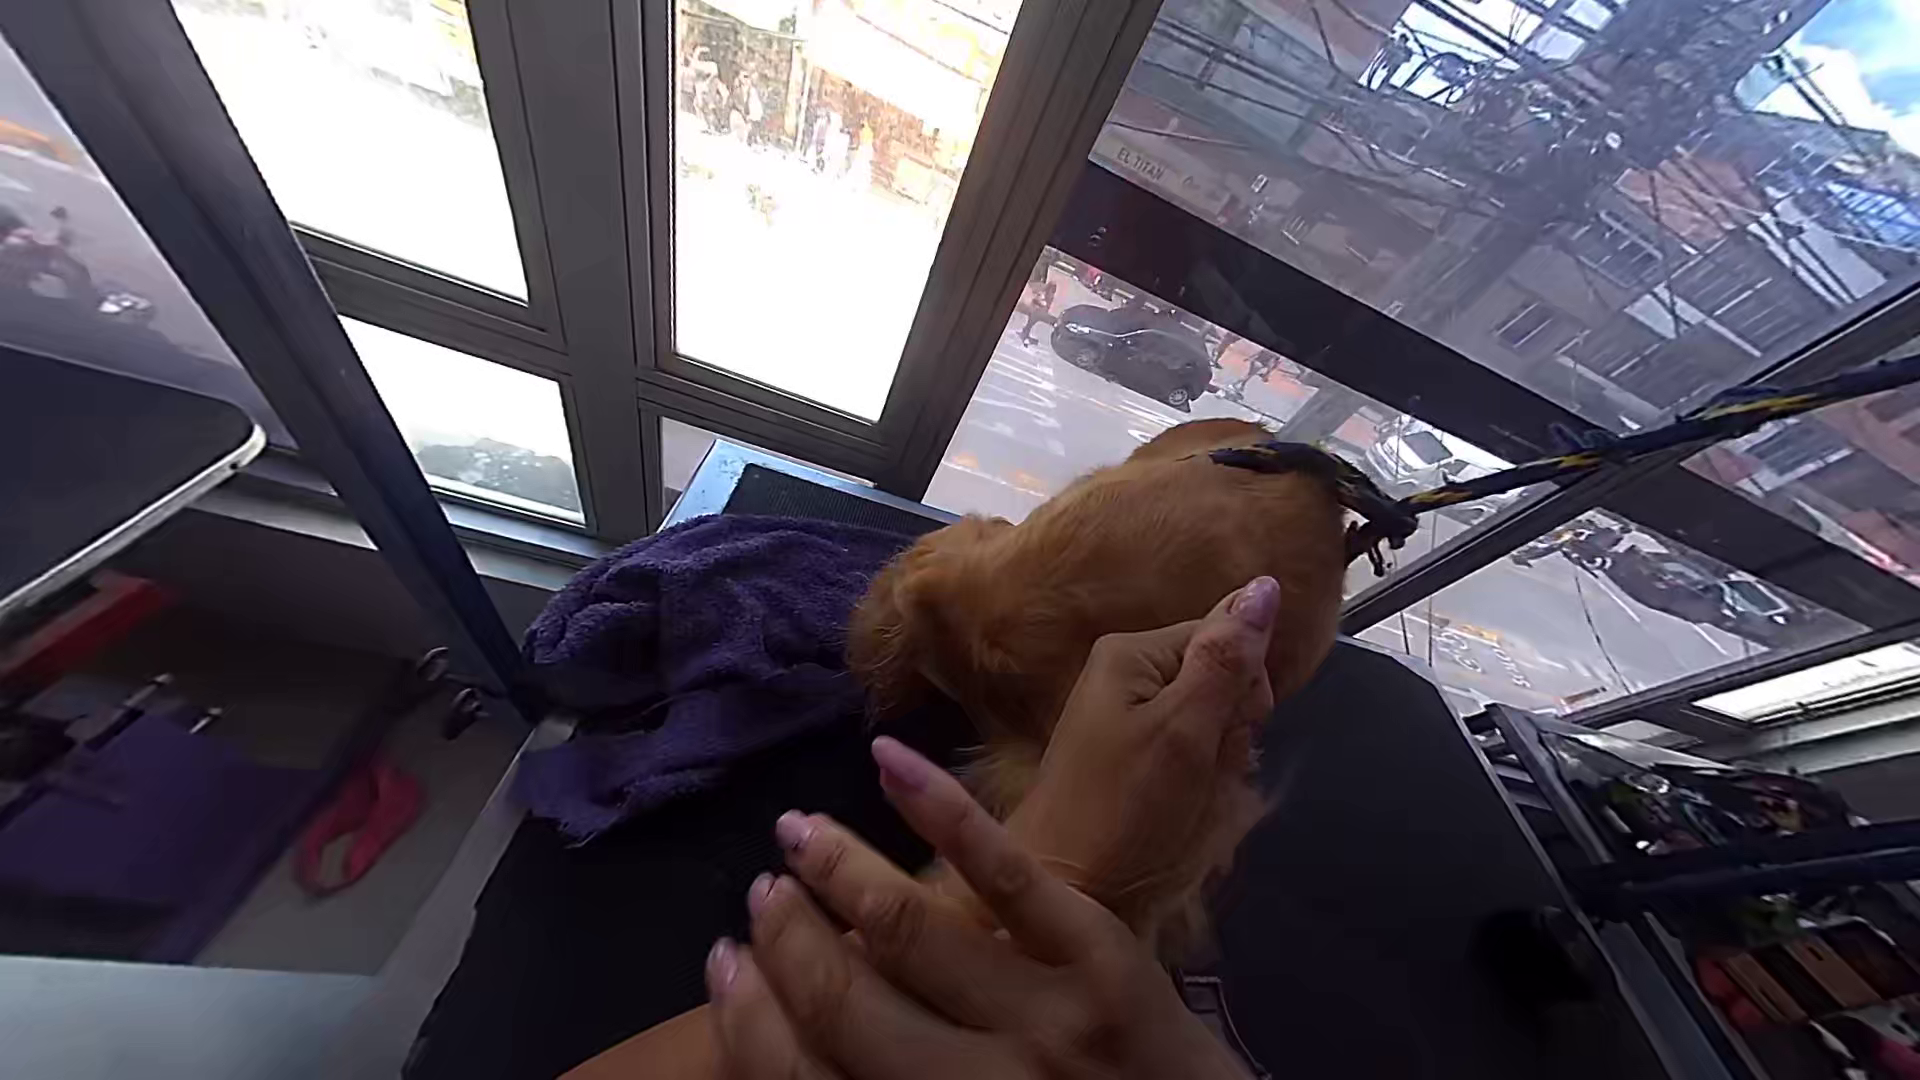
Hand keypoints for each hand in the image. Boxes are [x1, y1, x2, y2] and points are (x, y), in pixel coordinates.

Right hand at [705, 739, 1251, 1079]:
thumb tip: (805, 1037)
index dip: (749, 1024)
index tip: (722, 963)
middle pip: (850, 1002)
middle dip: (789, 939)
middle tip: (763, 887)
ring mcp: (1039, 1017)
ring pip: (909, 928)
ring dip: (839, 870)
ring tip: (797, 830)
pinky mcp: (1092, 951)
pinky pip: (1000, 869)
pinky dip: (935, 806)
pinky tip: (886, 760)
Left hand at [1006, 575, 1279, 926]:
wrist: (1071, 883)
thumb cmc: (1126, 809)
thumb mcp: (1186, 732)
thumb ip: (1226, 660)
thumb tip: (1264, 585)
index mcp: (1131, 652)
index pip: (1224, 637)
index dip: (1244, 688)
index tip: (1228, 731)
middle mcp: (1126, 670)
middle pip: (1219, 676)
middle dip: (1230, 724)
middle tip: (1203, 766)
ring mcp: (1127, 709)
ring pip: (1212, 715)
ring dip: (1220, 754)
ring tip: (1189, 789)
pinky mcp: (1133, 745)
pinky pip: (1191, 743)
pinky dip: (1201, 772)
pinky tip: (1182, 800)